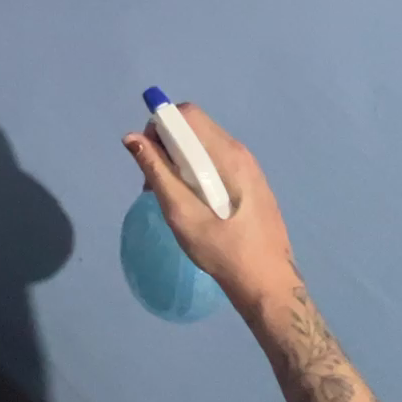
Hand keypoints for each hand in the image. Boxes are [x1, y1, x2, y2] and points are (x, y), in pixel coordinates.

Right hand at [123, 104, 295, 311]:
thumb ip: (156, 171)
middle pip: (194, 127)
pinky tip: (192, 202)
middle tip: (154, 181)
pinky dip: (195, 170)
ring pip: (203, 144)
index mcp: (227, 154)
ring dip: (179, 159)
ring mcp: (248, 168)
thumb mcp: (181, 212)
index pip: (188, 114)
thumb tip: (132, 138)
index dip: (161, 126)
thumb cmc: (223, 250)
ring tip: (170, 195)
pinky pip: (215, 160)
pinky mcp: (251, 183)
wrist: (269, 287)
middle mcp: (240, 152)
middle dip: (166, 144)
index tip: (149, 157)